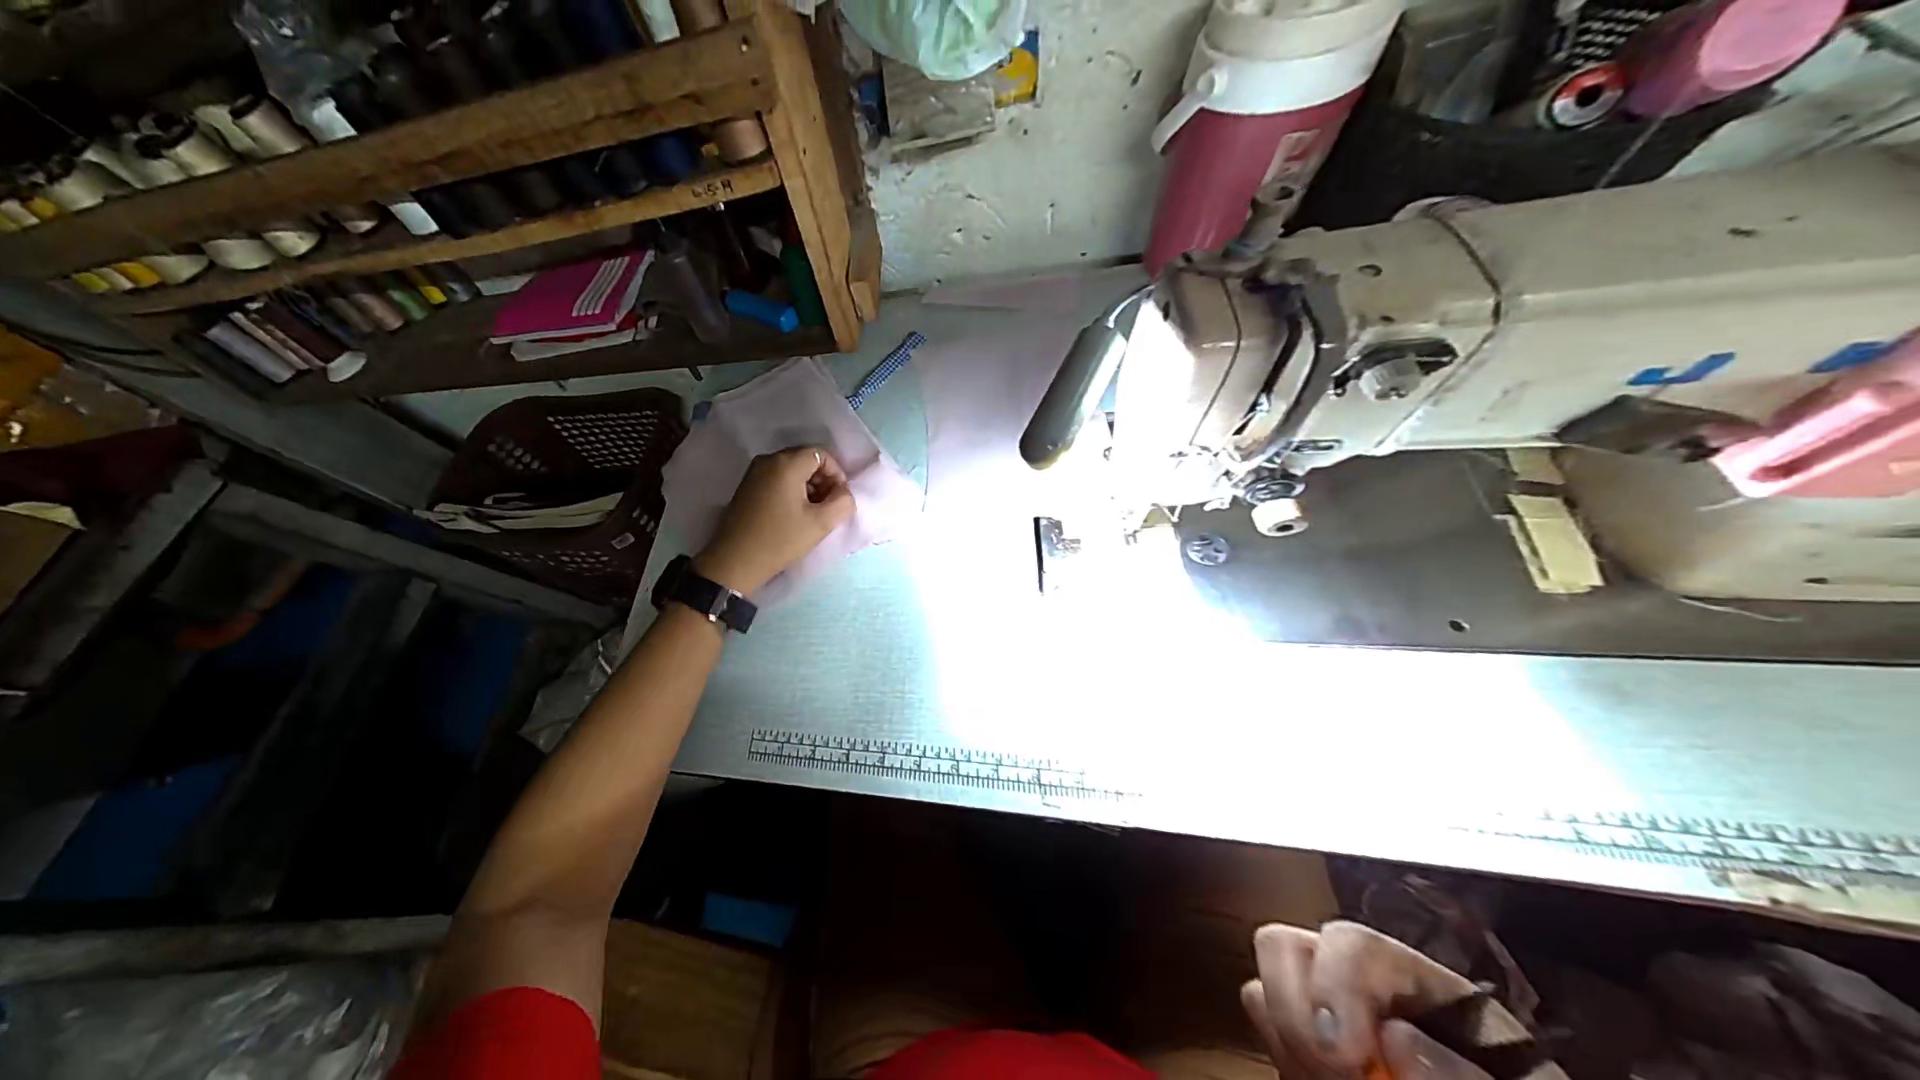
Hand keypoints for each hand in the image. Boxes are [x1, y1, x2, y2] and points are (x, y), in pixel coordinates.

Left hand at [695, 447, 854, 594]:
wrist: (734, 561)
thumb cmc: (780, 540)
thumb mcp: (821, 524)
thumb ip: (843, 502)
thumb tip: (843, 493)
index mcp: (786, 463)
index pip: (821, 454)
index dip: (836, 474)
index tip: (839, 498)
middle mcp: (768, 460)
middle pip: (805, 459)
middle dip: (822, 479)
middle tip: (828, 506)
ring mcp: (753, 472)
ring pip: (791, 469)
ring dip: (807, 486)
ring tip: (812, 513)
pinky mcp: (746, 486)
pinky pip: (776, 478)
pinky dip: (791, 489)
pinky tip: (793, 513)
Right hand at [1242, 921, 1489, 1079]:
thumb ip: (1463, 1073)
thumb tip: (1394, 1036)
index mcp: (1420, 985)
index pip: (1352, 944)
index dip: (1334, 984)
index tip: (1345, 1057)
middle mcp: (1358, 986)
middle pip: (1283, 945)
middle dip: (1292, 1006)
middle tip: (1328, 1074)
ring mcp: (1323, 1016)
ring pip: (1262, 992)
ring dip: (1287, 1041)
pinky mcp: (1303, 1051)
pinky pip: (1266, 1040)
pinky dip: (1287, 1066)